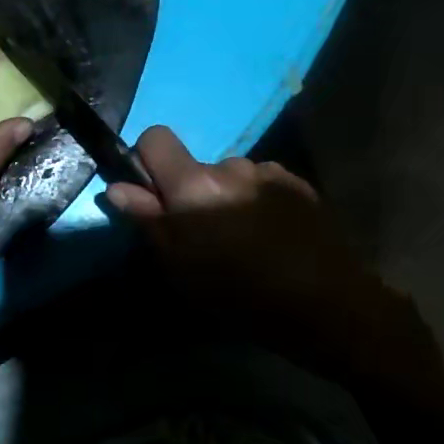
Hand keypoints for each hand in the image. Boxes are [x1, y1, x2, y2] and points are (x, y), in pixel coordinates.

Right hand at [106, 126, 391, 367]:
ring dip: (226, 196)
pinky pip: (261, 183)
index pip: (155, 137)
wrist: (326, 306)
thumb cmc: (239, 293)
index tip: (152, 195)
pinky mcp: (299, 185)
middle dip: (189, 191)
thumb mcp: (179, 266)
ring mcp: (269, 173)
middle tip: (201, 234)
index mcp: (194, 184)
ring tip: (241, 238)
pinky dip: (255, 200)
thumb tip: (118, 186)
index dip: (146, 159)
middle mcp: (230, 166)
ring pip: (230, 176)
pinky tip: (270, 235)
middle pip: (194, 164)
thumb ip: (148, 220)